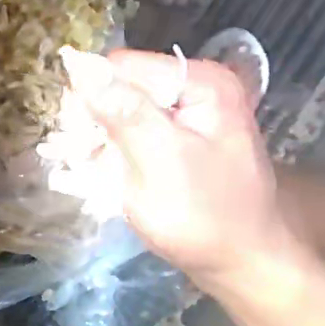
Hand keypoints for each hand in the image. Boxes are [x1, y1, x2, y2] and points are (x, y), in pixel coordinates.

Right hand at [80, 49, 292, 279]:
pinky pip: (139, 128)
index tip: (80, 139)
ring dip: (106, 137)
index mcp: (201, 82)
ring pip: (127, 108)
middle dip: (99, 118)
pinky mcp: (185, 135)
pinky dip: (121, 149)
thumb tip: (78, 62)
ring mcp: (193, 112)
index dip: (93, 97)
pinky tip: (116, 173)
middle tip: (89, 160)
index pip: (123, 66)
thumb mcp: (160, 163)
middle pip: (125, 83)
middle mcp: (199, 86)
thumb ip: (123, 111)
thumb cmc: (205, 218)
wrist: (246, 264)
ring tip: (103, 172)